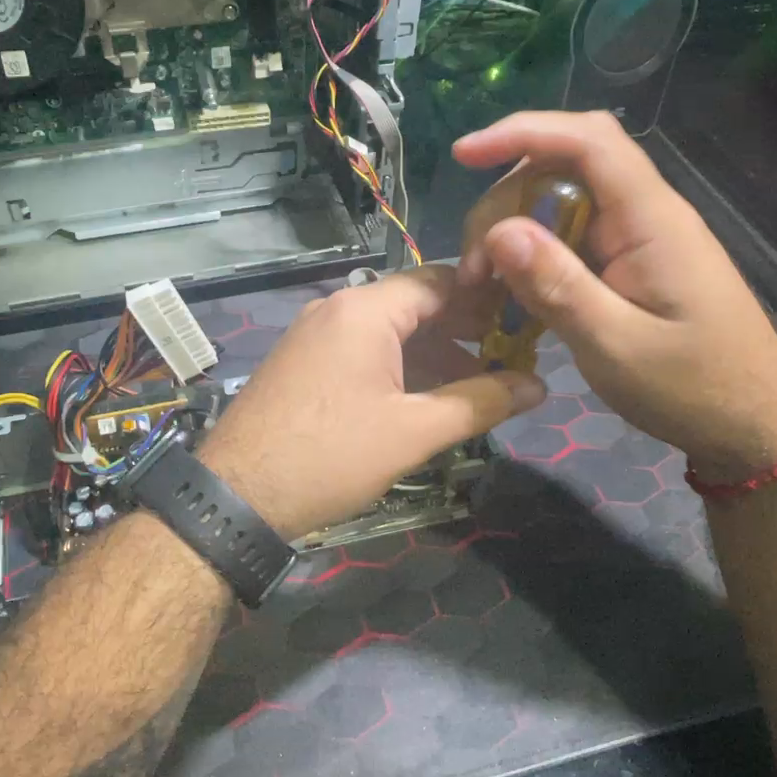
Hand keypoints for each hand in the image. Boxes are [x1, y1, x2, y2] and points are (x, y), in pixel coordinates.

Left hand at [197, 266, 545, 538]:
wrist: (236, 495)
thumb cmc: (331, 456)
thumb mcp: (413, 432)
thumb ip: (481, 402)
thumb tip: (539, 387)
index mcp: (365, 309)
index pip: (441, 280)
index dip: (489, 297)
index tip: (529, 319)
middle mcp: (337, 308)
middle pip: (415, 304)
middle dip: (466, 329)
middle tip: (514, 356)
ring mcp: (315, 335)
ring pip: (389, 332)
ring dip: (435, 354)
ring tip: (481, 385)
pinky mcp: (303, 363)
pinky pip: (363, 352)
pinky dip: (400, 368)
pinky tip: (428, 398)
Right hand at [452, 111, 776, 480]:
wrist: (751, 423)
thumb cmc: (692, 389)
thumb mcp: (614, 345)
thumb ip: (557, 286)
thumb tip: (499, 232)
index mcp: (651, 220)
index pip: (588, 141)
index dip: (523, 132)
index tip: (464, 154)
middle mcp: (645, 215)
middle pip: (564, 169)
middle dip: (505, 202)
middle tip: (472, 270)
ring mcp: (639, 239)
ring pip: (562, 205)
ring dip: (514, 231)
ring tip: (483, 286)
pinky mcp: (632, 265)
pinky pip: (573, 239)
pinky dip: (534, 256)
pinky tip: (512, 293)